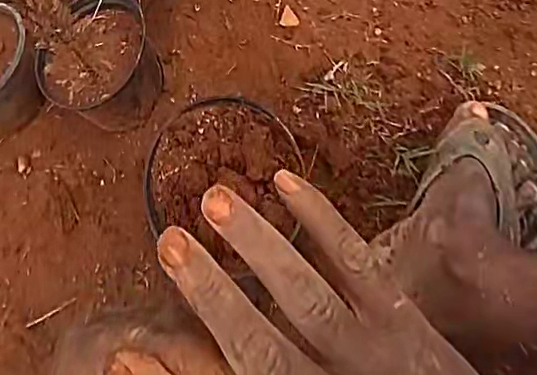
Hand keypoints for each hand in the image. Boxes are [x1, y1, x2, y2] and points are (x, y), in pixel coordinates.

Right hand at [156, 169, 477, 374]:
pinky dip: (318, 217)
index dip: (181, 367)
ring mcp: (378, 351)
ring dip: (256, 241)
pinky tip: (283, 180)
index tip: (131, 340)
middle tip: (167, 239)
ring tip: (213, 196)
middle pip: (264, 348)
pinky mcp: (405, 317)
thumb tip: (177, 359)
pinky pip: (357, 259)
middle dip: (211, 293)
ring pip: (307, 294)